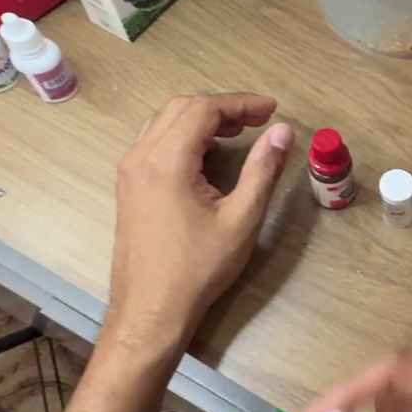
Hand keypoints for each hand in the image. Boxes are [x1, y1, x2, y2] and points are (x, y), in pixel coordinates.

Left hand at [107, 93, 292, 348]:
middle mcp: (141, 156)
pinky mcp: (129, 185)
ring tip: (239, 132)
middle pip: (181, 108)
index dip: (241, 103)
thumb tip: (282, 132)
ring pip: (165, 122)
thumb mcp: (242, 218)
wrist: (152, 308)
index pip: (204, 109)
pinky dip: (185, 134)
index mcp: (167, 160)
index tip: (272, 110)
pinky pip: (156, 141)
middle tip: (259, 120)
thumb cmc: (199, 267)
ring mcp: (130, 171)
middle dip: (223, 107)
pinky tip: (209, 153)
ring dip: (202, 118)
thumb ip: (263, 169)